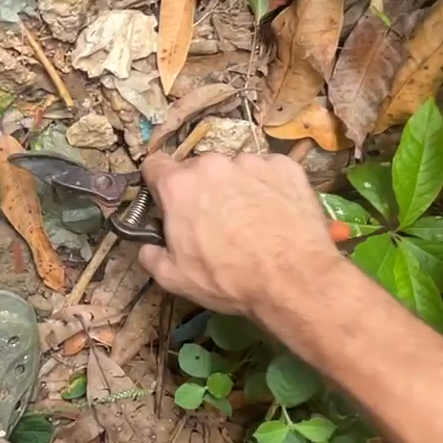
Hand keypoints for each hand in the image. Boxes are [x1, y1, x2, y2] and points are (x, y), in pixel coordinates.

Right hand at [137, 151, 349, 319]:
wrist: (294, 280)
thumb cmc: (228, 279)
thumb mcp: (174, 278)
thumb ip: (150, 256)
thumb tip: (147, 247)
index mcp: (179, 186)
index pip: (154, 166)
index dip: (158, 184)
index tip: (167, 201)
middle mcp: (212, 164)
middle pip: (197, 169)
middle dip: (200, 189)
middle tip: (213, 220)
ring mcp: (250, 162)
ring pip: (233, 169)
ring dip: (234, 187)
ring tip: (249, 218)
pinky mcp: (285, 166)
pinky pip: (267, 171)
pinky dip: (266, 186)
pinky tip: (274, 212)